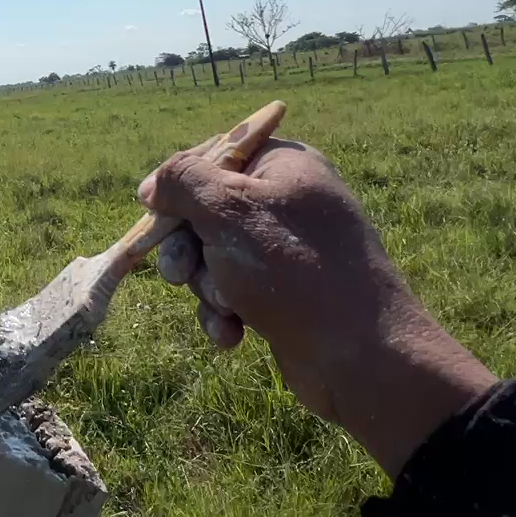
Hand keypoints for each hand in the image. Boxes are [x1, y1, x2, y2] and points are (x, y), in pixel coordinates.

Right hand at [139, 137, 495, 476]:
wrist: (365, 361)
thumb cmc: (295, 270)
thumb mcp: (228, 209)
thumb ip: (182, 182)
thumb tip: (151, 186)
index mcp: (283, 166)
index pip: (213, 155)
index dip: (177, 183)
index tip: (151, 207)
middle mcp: (285, 202)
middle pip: (203, 210)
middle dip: (187, 247)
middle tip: (177, 271)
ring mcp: (285, 250)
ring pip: (211, 255)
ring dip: (206, 284)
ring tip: (224, 306)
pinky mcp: (282, 293)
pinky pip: (230, 290)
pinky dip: (223, 311)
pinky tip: (231, 333)